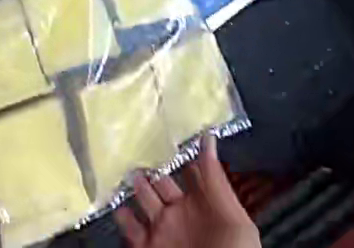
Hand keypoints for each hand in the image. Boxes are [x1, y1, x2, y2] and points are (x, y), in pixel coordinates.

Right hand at [115, 136, 258, 247]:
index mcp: (205, 203)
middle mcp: (181, 213)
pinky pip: (131, 230)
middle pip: (161, 180)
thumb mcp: (235, 220)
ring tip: (122, 161)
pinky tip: (118, 202)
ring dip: (134, 184)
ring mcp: (163, 230)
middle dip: (150, 161)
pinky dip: (123, 217)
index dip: (177, 148)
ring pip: (143, 199)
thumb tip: (207, 136)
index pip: (188, 169)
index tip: (163, 122)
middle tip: (135, 135)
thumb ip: (216, 180)